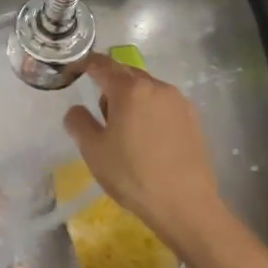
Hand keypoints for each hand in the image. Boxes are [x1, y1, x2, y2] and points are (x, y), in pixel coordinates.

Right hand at [63, 53, 221, 238]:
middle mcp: (158, 87)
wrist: (184, 203)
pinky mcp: (193, 119)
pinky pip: (163, 104)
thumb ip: (78, 122)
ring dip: (131, 99)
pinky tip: (147, 139)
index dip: (85, 64)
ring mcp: (180, 102)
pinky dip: (150, 111)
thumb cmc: (132, 174)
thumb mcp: (93, 150)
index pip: (102, 65)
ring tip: (125, 131)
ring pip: (147, 89)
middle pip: (127, 74)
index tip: (73, 70)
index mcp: (131, 90)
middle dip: (110, 84)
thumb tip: (76, 110)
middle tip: (99, 113)